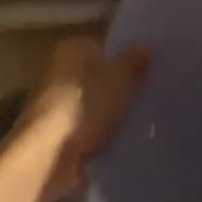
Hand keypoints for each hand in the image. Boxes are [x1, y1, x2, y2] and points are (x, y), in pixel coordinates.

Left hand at [14, 38, 149, 201]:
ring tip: (146, 123)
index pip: (104, 46)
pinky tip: (127, 144)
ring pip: (96, 105)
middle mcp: (59, 71)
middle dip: (122, 89)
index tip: (152, 71)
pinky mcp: (59, 135)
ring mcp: (57, 105)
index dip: (127, 58)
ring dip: (114, 116)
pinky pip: (90, 131)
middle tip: (153, 98)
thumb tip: (146, 44)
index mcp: (71, 48)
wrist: (49, 157)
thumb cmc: (83, 106)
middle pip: (99, 77)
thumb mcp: (119, 79)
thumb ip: (133, 61)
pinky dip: (104, 137)